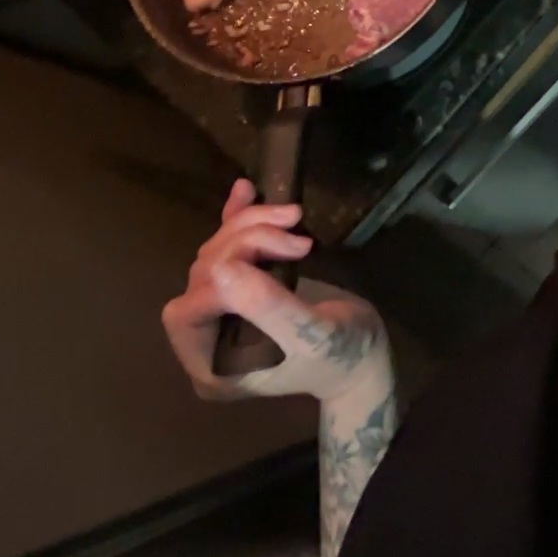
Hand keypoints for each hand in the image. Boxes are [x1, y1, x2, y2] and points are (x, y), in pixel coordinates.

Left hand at [162, 180, 388, 402]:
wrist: (367, 357)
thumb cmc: (343, 355)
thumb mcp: (313, 335)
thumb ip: (267, 306)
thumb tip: (223, 268)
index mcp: (212, 365)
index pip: (189, 310)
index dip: (225, 277)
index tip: (282, 258)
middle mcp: (207, 338)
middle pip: (203, 276)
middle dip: (246, 243)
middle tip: (297, 233)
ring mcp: (225, 312)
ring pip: (218, 255)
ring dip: (251, 228)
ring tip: (293, 217)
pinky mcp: (246, 287)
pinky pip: (230, 248)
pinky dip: (237, 219)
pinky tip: (245, 191)